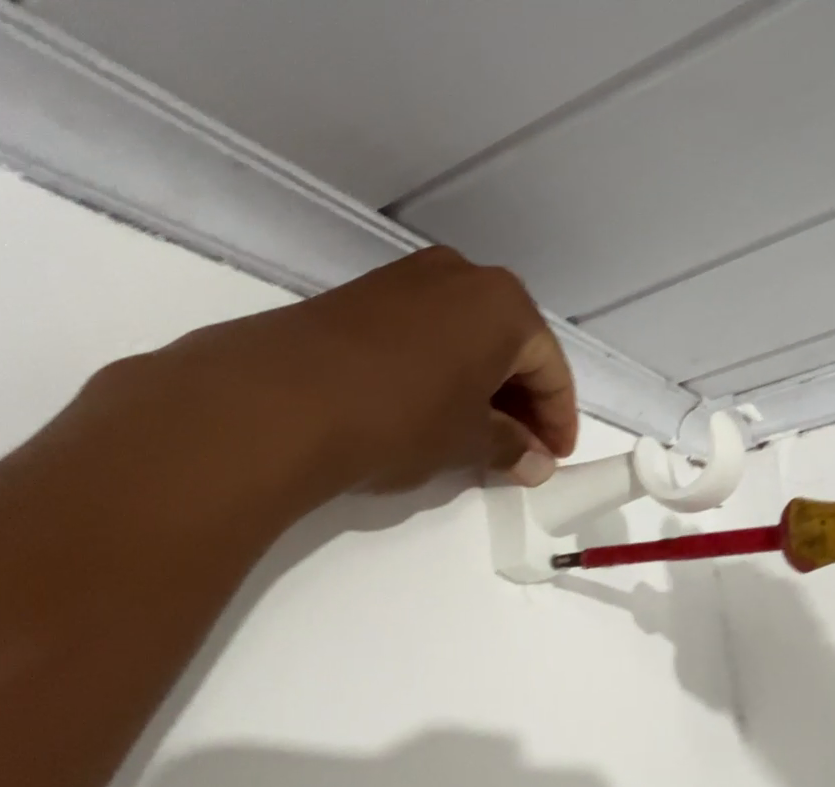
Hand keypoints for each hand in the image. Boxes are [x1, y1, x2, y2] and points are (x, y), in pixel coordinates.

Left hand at [123, 246, 576, 498]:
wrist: (277, 401)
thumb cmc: (401, 416)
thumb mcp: (469, 441)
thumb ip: (511, 447)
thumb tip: (534, 461)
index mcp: (504, 304)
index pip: (550, 368)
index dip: (557, 420)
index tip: (554, 458)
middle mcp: (462, 276)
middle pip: (512, 346)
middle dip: (522, 402)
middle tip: (521, 450)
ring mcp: (408, 279)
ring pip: (468, 338)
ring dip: (482, 387)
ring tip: (478, 436)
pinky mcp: (363, 295)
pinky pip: (428, 334)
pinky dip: (443, 371)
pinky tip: (435, 410)